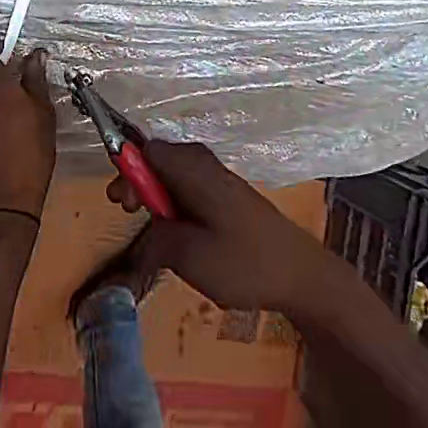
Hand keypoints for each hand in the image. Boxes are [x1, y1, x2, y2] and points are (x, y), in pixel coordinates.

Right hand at [110, 141, 341, 316]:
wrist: (303, 277)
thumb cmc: (245, 263)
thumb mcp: (189, 256)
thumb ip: (154, 236)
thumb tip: (143, 230)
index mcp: (191, 166)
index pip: (142, 149)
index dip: (126, 172)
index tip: (124, 204)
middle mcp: (201, 161)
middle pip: (154, 160)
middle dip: (137, 185)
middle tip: (131, 215)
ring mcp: (215, 175)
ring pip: (169, 175)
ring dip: (155, 198)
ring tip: (156, 231)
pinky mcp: (224, 192)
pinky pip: (186, 186)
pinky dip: (174, 203)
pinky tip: (179, 233)